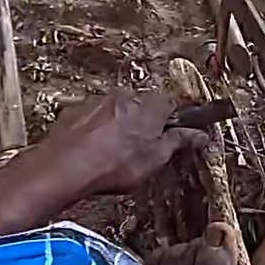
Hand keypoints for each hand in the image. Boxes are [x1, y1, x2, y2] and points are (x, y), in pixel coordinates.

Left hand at [13, 88, 208, 203]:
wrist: (64, 167)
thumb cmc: (113, 166)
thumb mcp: (155, 159)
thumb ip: (178, 142)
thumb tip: (199, 134)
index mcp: (150, 106)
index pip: (171, 103)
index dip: (174, 120)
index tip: (176, 133)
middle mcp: (125, 96)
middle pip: (142, 105)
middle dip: (144, 123)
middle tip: (142, 149)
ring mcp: (98, 101)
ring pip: (116, 110)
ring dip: (118, 126)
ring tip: (113, 154)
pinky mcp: (76, 110)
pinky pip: (93, 117)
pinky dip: (96, 130)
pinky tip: (93, 150)